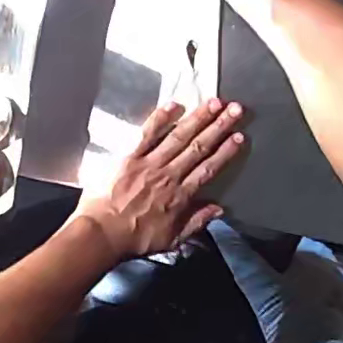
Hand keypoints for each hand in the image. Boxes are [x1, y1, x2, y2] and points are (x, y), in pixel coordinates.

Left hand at [73, 98, 245, 258]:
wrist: (102, 233)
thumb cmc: (135, 239)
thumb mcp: (172, 239)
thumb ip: (196, 222)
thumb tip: (219, 208)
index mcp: (180, 196)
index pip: (208, 169)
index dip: (225, 152)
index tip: (239, 137)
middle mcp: (169, 175)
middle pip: (198, 147)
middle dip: (219, 127)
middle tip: (235, 110)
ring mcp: (149, 164)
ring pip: (178, 137)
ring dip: (197, 118)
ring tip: (214, 103)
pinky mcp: (129, 157)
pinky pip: (147, 134)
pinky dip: (160, 118)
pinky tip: (174, 105)